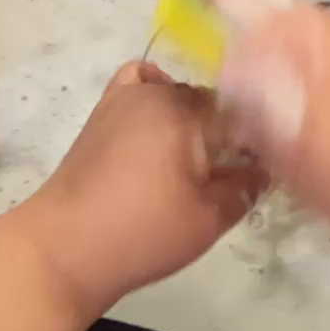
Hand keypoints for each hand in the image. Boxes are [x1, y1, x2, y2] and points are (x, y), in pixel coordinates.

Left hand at [15, 61, 264, 318]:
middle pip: (212, 100)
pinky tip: (161, 123)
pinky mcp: (105, 109)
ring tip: (195, 158)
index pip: (241, 110)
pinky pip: (140, 81)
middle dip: (227, 130)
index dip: (256, 139)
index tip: (259, 168)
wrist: (63, 249)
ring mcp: (128, 96)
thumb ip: (245, 188)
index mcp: (189, 112)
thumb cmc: (141, 234)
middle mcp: (160, 92)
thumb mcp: (208, 220)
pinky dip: (157, 90)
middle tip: (230, 172)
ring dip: (195, 117)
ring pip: (180, 93)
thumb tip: (266, 168)